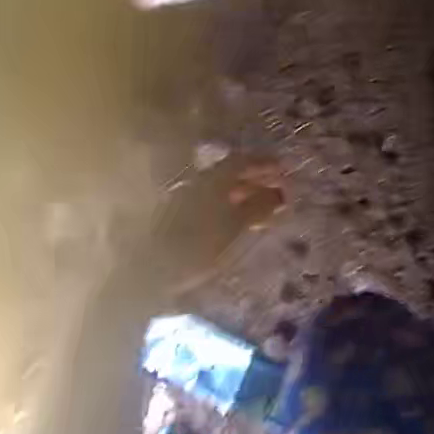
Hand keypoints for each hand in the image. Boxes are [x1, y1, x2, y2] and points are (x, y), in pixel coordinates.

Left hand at [132, 157, 284, 292]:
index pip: (243, 161)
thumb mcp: (237, 224)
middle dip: (255, 181)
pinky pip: (210, 205)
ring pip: (219, 191)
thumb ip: (260, 206)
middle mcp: (197, 182)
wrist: (148, 271)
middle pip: (230, 174)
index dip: (265, 164)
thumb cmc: (199, 244)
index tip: (285, 171)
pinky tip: (236, 224)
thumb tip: (279, 194)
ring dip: (242, 196)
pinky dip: (227, 209)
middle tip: (278, 193)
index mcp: (213, 178)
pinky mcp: (175, 220)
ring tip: (261, 212)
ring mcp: (184, 200)